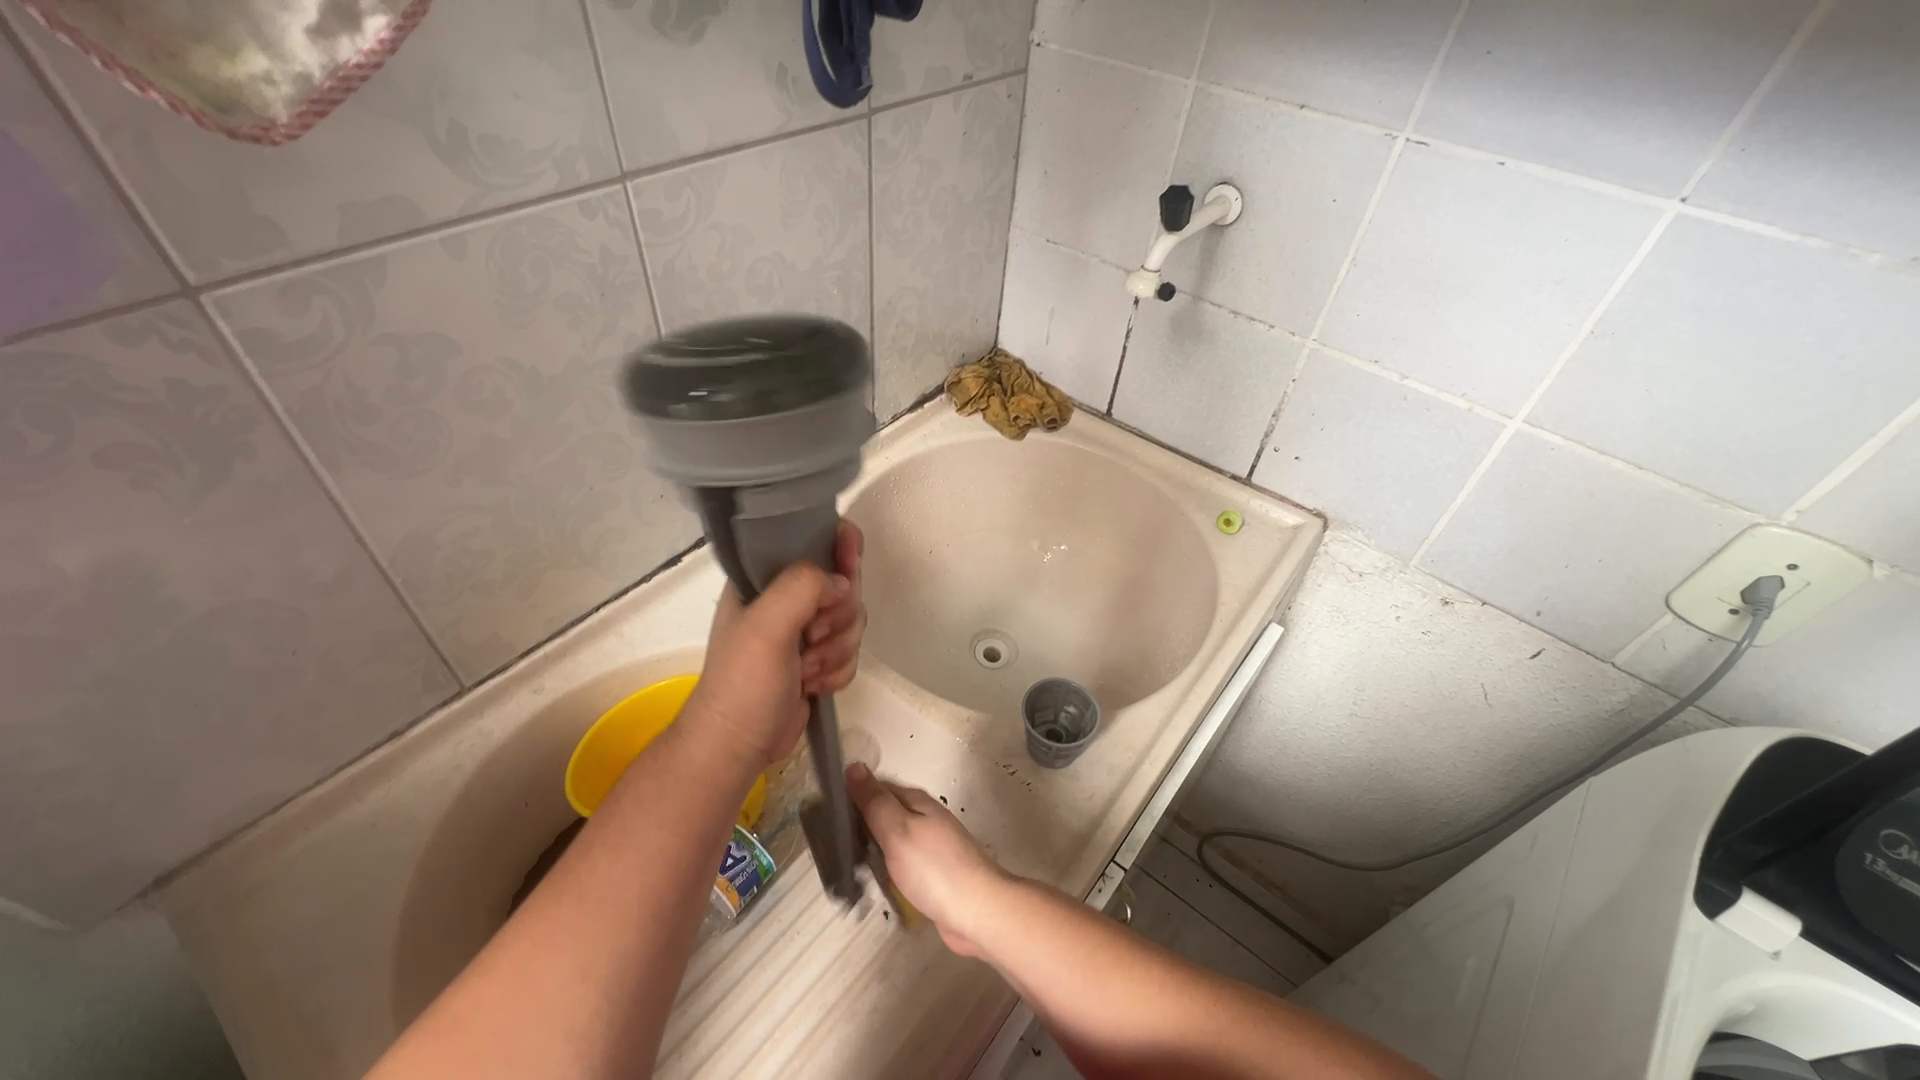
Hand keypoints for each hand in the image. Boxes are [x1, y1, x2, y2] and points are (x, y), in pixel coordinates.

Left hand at [686, 521, 865, 769]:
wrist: (738, 746)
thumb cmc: (742, 684)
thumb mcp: (766, 625)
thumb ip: (802, 587)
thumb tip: (843, 584)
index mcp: (764, 580)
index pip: (813, 542)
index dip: (839, 551)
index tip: (849, 569)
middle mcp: (785, 600)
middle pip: (845, 585)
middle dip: (836, 617)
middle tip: (810, 637)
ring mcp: (803, 632)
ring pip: (852, 622)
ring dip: (835, 650)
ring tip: (804, 671)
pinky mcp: (817, 662)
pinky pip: (850, 653)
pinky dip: (837, 672)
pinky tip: (812, 687)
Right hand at [847, 763, 1007, 957]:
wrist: (977, 912)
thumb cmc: (934, 868)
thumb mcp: (898, 829)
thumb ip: (875, 801)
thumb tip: (854, 767)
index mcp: (917, 802)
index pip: (877, 788)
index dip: (851, 796)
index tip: (822, 813)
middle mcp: (925, 819)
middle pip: (885, 814)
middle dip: (859, 826)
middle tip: (829, 846)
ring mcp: (931, 847)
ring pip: (892, 841)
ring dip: (872, 851)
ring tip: (844, 867)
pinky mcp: (933, 874)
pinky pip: (901, 864)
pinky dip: (886, 870)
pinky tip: (874, 883)